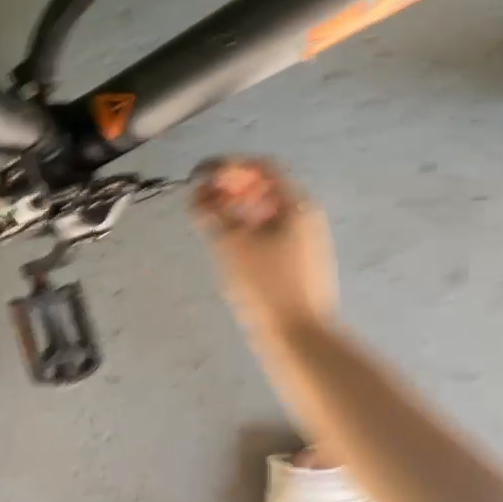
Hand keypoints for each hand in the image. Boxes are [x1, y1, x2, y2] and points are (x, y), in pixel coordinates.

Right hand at [189, 157, 337, 337]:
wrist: (300, 336)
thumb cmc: (266, 284)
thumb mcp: (230, 242)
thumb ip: (211, 210)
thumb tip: (198, 190)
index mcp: (295, 204)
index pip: (261, 166)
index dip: (228, 165)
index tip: (200, 176)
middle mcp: (304, 215)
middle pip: (264, 185)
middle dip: (230, 185)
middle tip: (200, 195)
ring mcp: (303, 238)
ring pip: (264, 208)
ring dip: (235, 205)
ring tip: (207, 216)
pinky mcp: (296, 259)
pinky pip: (268, 228)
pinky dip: (245, 224)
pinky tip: (225, 239)